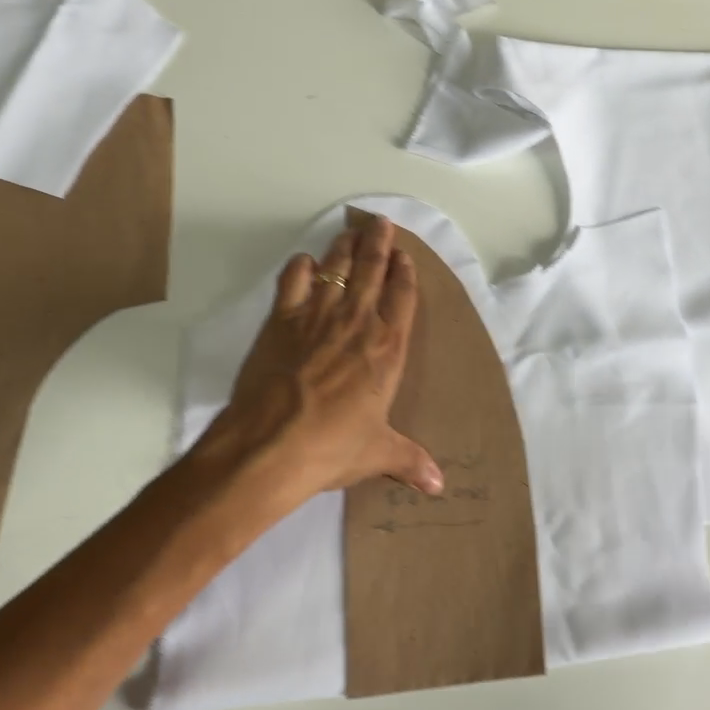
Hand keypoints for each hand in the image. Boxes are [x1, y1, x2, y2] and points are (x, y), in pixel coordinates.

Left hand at [194, 215, 442, 499]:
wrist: (270, 445)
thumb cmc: (332, 448)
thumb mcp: (377, 454)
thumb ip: (409, 460)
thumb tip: (439, 486)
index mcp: (388, 349)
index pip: (403, 297)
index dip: (405, 273)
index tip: (404, 256)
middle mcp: (358, 322)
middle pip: (372, 269)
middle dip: (379, 243)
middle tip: (380, 223)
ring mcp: (319, 316)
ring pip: (338, 268)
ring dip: (345, 247)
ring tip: (350, 232)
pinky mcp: (282, 319)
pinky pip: (295, 281)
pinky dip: (301, 267)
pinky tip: (305, 262)